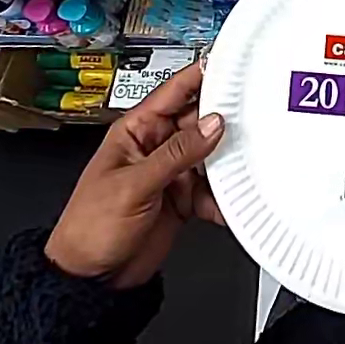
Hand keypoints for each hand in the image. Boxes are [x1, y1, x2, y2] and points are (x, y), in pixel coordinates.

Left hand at [45, 63, 225, 289]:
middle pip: (202, 120)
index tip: (232, 62)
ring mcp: (174, 170)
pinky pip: (215, 187)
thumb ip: (176, 153)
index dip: (203, 73)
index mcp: (138, 130)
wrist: (91, 281)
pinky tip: (229, 204)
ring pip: (214, 153)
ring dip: (229, 161)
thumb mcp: (133, 185)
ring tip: (246, 165)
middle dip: (227, 119)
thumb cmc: (90, 228)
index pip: (176, 91)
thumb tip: (212, 125)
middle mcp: (159, 145)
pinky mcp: (186, 196)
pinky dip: (225, 196)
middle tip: (254, 117)